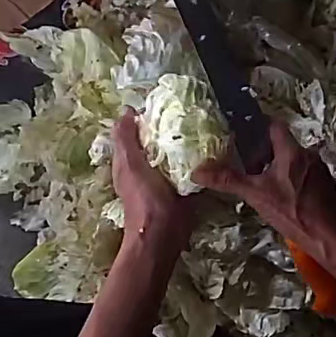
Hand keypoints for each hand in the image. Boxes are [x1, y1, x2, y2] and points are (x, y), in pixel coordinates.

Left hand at [112, 108, 194, 256]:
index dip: (149, 116)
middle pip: (159, 141)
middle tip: (191, 111)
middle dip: (172, 127)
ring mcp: (166, 178)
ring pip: (176, 153)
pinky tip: (210, 148)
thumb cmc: (144, 198)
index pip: (138, 131)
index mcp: (130, 160)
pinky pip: (190, 167)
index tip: (167, 103)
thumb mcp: (130, 164)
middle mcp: (147, 167)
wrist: (164, 233)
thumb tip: (126, 111)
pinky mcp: (183, 187)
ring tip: (204, 125)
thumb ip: (126, 139)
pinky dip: (197, 158)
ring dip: (186, 142)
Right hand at [194, 123, 335, 274]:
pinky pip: (303, 174)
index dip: (257, 125)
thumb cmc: (294, 213)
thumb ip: (229, 180)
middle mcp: (308, 155)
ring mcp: (319, 170)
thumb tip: (198, 171)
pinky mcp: (325, 185)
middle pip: (282, 144)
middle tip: (245, 161)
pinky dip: (290, 179)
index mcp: (292, 151)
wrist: (331, 238)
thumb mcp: (257, 196)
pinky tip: (281, 196)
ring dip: (277, 167)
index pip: (274, 125)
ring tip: (260, 180)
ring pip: (293, 160)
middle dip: (263, 151)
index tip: (242, 132)